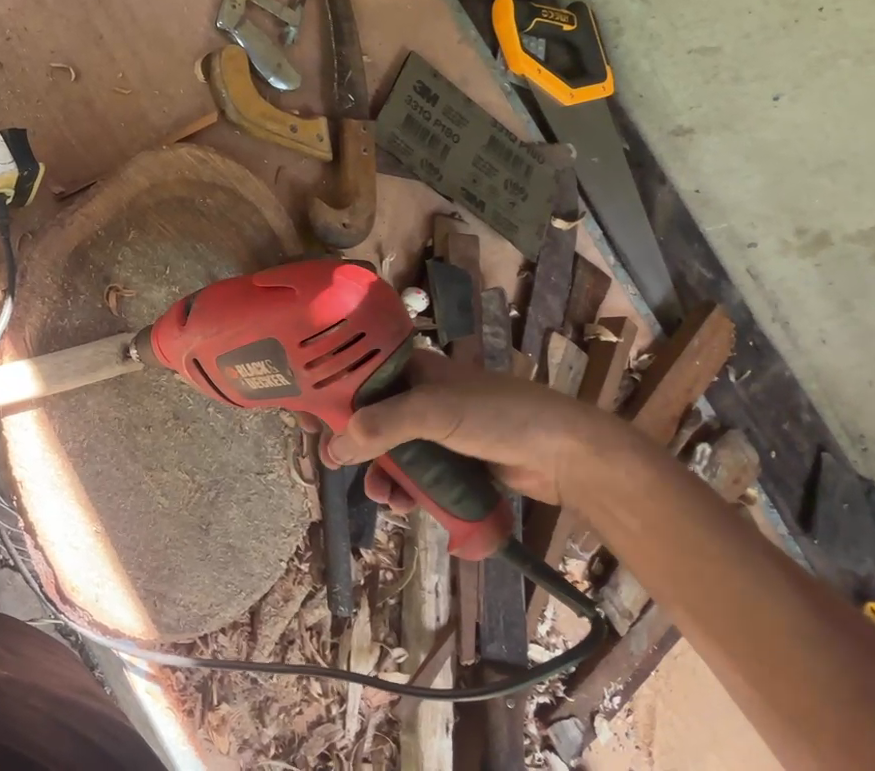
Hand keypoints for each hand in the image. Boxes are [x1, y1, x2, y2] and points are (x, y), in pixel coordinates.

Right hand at [322, 350, 615, 509]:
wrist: (568, 456)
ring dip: (378, 474)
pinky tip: (403, 505)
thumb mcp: (434, 412)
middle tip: (332, 462)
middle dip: (350, 443)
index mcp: (410, 369)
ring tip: (381, 496)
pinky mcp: (451, 461)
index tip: (306, 418)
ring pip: (388, 451)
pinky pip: (414, 474)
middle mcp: (417, 395)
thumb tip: (334, 450)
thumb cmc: (500, 415)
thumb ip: (382, 427)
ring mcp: (435, 430)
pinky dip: (403, 490)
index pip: (354, 374)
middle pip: (366, 417)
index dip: (327, 393)